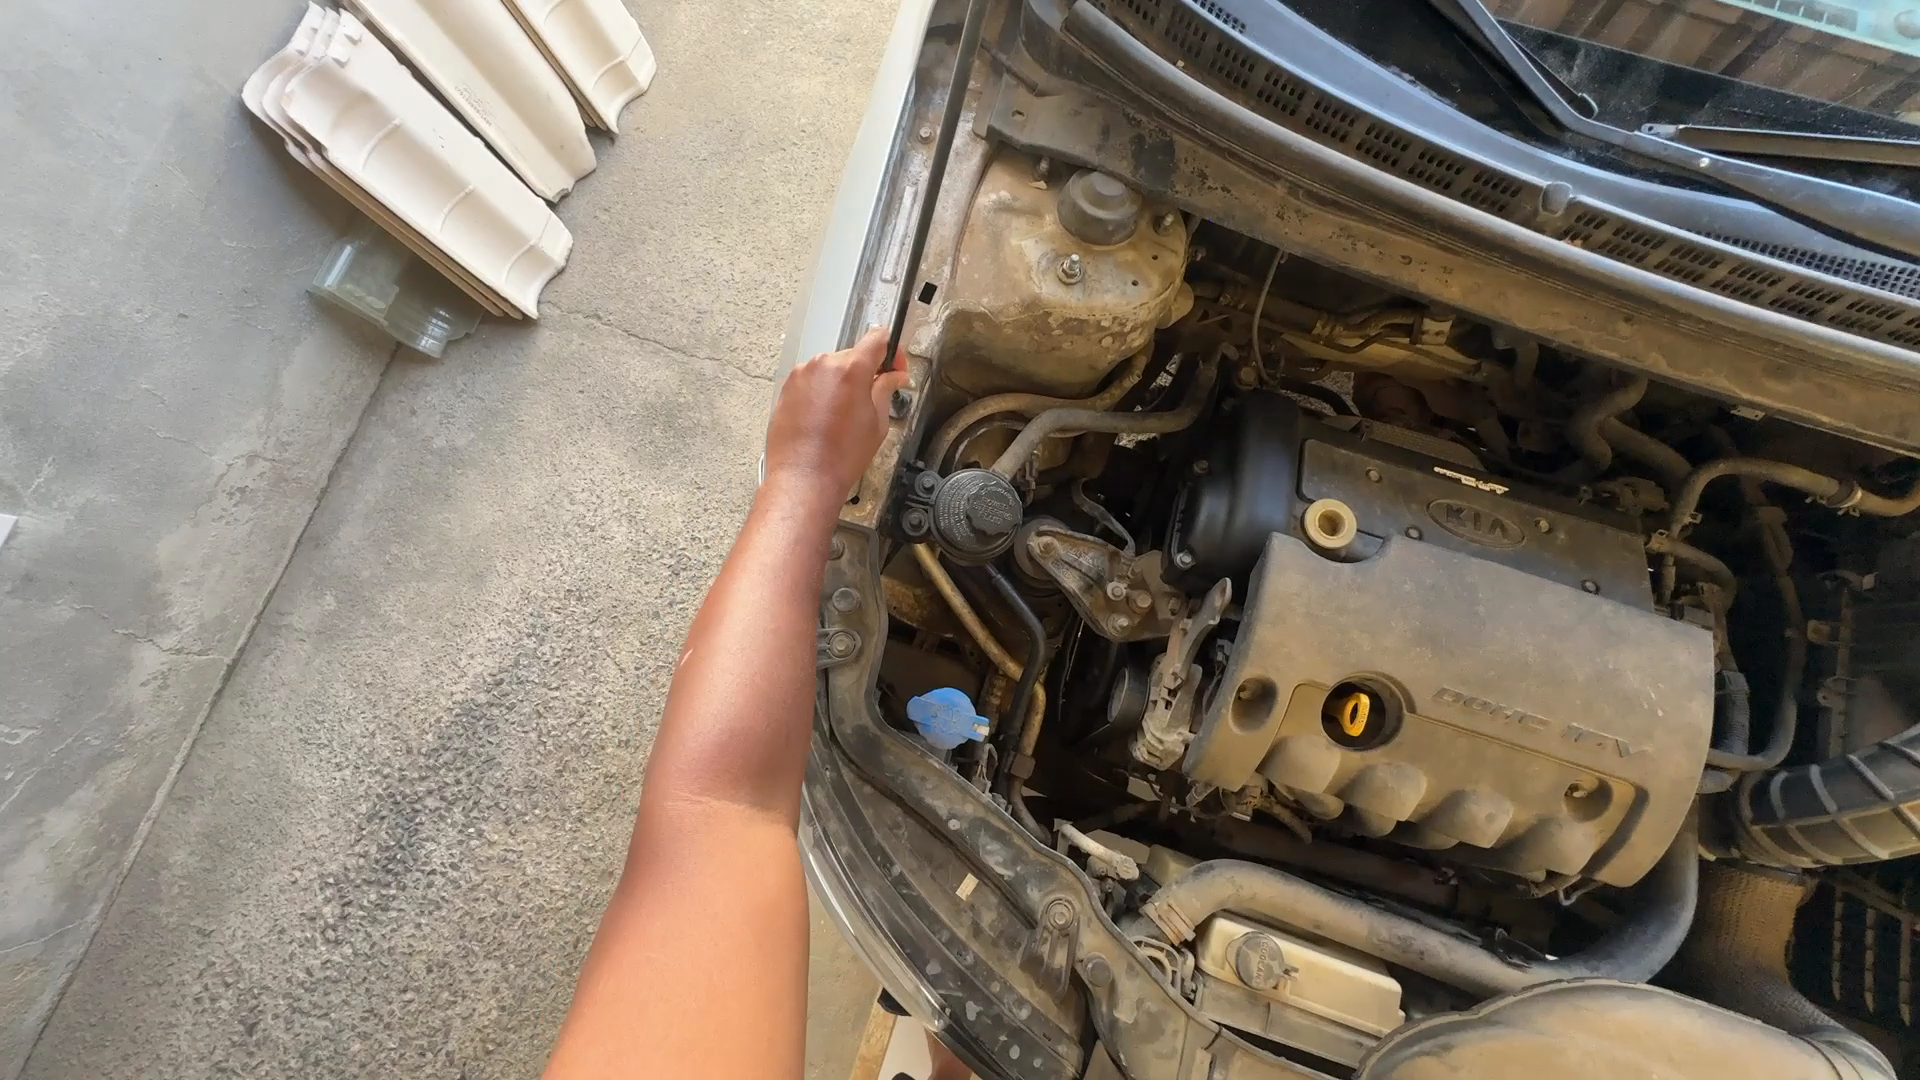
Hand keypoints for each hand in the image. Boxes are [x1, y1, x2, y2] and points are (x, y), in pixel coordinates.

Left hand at [765, 326, 908, 499]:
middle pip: (853, 355)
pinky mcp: (787, 388)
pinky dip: (823, 393)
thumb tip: (894, 377)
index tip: (894, 367)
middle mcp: (823, 365)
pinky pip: (812, 381)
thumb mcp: (877, 423)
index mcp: (851, 369)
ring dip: (843, 383)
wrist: (805, 477)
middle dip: (867, 373)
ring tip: (847, 415)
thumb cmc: (840, 457)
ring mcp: (802, 375)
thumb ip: (885, 390)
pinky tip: (828, 419)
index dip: (893, 352)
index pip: (878, 338)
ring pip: (831, 369)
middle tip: (875, 398)